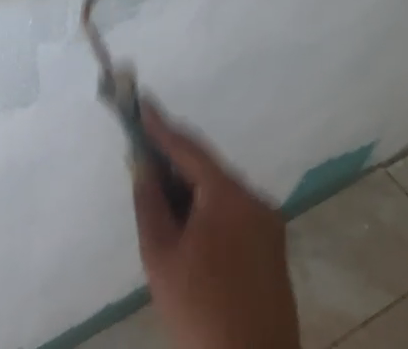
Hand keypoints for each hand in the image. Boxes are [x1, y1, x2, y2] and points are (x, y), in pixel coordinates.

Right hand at [132, 105, 299, 348]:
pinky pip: (231, 210)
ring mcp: (268, 225)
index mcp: (229, 197)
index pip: (187, 148)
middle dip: (171, 157)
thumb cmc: (198, 307)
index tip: (136, 100)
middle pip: (205, 167)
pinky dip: (205, 206)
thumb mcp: (160, 252)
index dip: (158, 124)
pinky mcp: (271, 248)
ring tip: (154, 191)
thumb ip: (149, 199)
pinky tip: (183, 220)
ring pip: (218, 190)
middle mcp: (255, 201)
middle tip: (137, 150)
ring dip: (187, 185)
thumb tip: (142, 164)